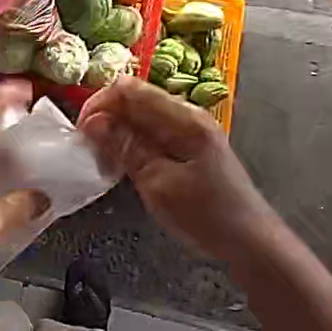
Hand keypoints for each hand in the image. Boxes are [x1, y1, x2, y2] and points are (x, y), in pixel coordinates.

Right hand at [78, 78, 279, 253]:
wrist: (249, 241)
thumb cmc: (207, 215)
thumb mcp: (158, 183)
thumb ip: (126, 148)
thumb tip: (94, 122)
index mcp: (183, 118)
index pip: (130, 89)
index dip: (100, 104)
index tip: (81, 132)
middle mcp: (186, 115)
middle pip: (134, 99)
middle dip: (105, 118)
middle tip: (88, 150)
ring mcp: (188, 130)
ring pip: (139, 116)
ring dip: (116, 132)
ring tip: (102, 160)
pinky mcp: (187, 145)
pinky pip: (150, 132)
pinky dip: (131, 143)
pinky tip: (122, 165)